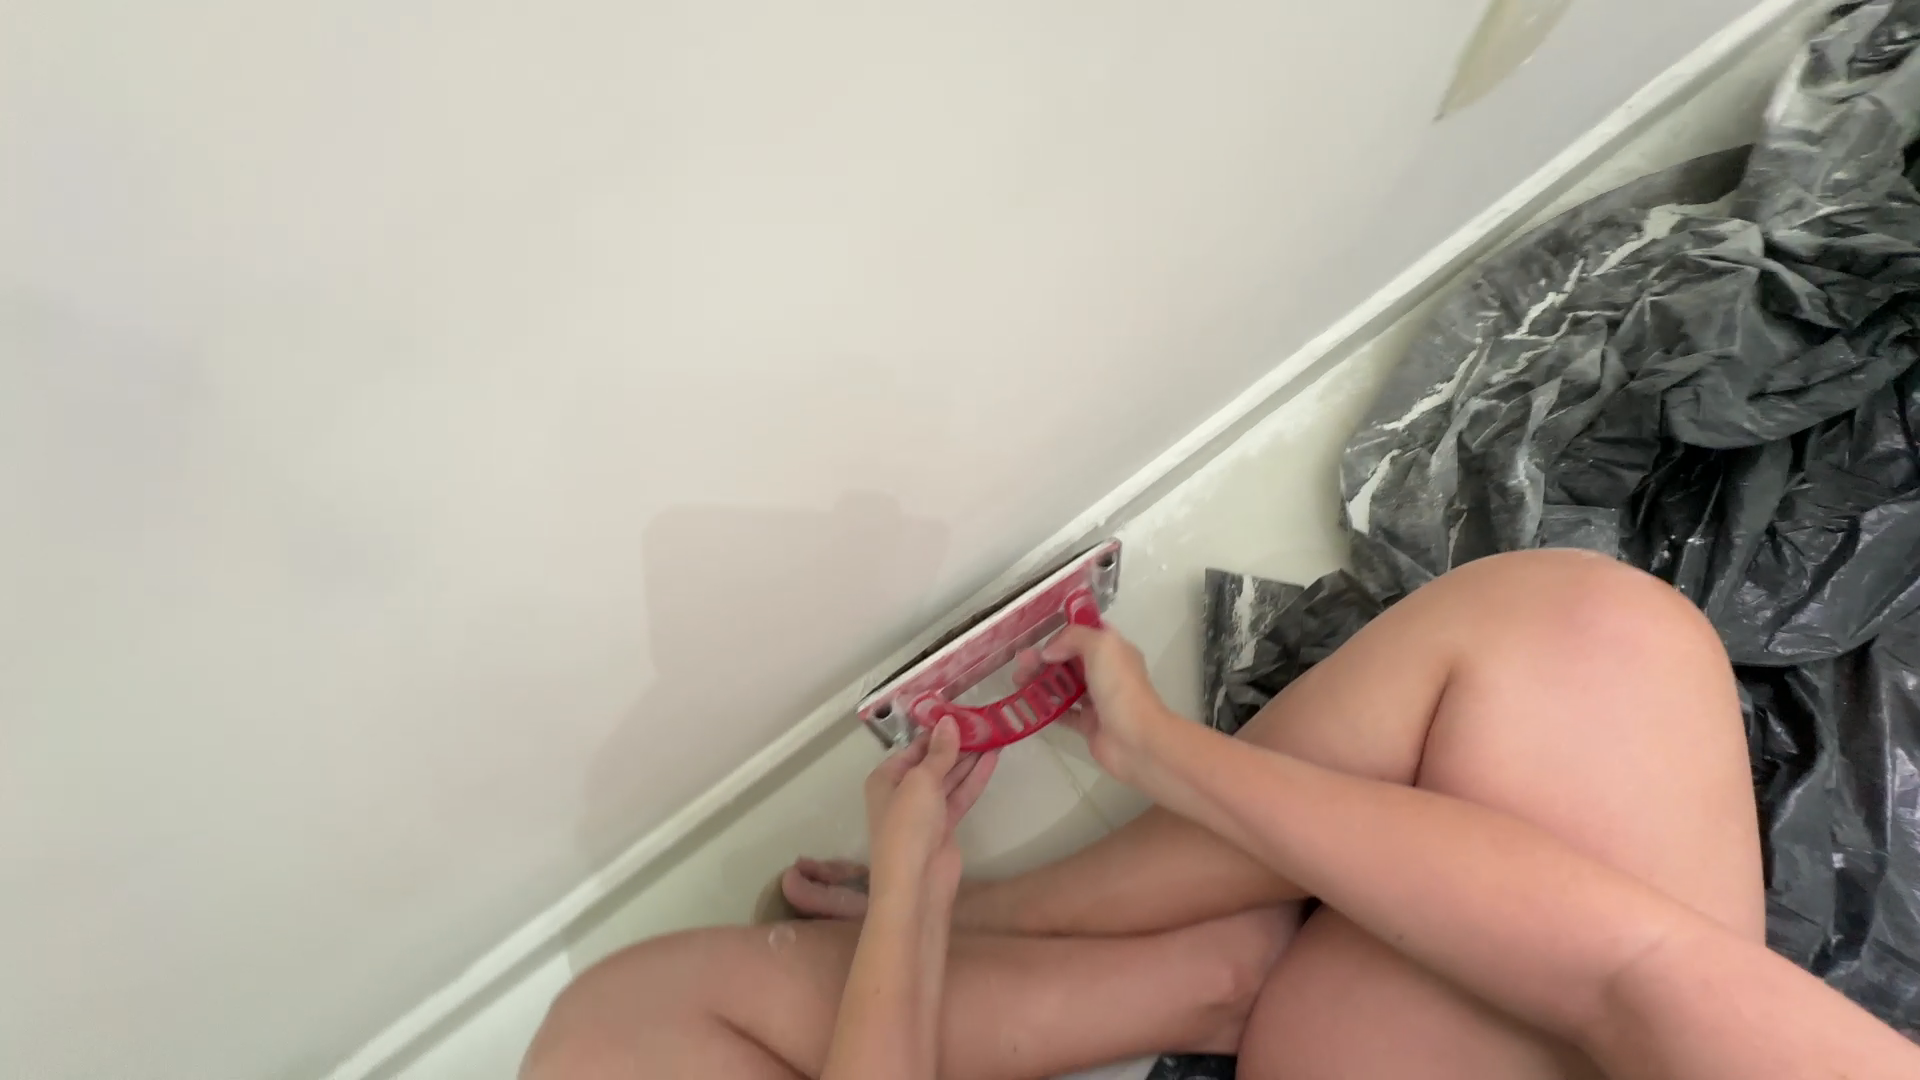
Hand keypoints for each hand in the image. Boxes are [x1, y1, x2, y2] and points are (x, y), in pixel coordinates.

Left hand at [863, 718, 997, 901]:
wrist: (916, 885)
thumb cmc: (908, 825)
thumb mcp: (922, 781)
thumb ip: (939, 752)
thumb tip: (949, 721)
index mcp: (886, 778)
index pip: (914, 747)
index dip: (937, 731)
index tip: (962, 712)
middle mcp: (903, 792)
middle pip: (933, 761)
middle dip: (957, 743)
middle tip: (985, 721)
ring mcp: (925, 811)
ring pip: (949, 777)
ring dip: (970, 758)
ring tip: (994, 734)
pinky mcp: (945, 826)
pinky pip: (960, 795)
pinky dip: (975, 778)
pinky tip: (993, 759)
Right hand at [1018, 625, 1174, 784]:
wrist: (1135, 740)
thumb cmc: (1120, 687)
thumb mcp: (1101, 646)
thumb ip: (1073, 637)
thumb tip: (1049, 652)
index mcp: (1114, 649)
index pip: (1088, 632)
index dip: (1065, 631)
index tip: (1041, 635)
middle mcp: (1106, 672)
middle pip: (1069, 659)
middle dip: (1044, 658)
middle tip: (1021, 662)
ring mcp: (1096, 699)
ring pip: (1063, 684)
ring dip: (1040, 680)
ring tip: (1017, 681)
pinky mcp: (1087, 724)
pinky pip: (1062, 712)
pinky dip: (1044, 707)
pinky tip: (1026, 702)